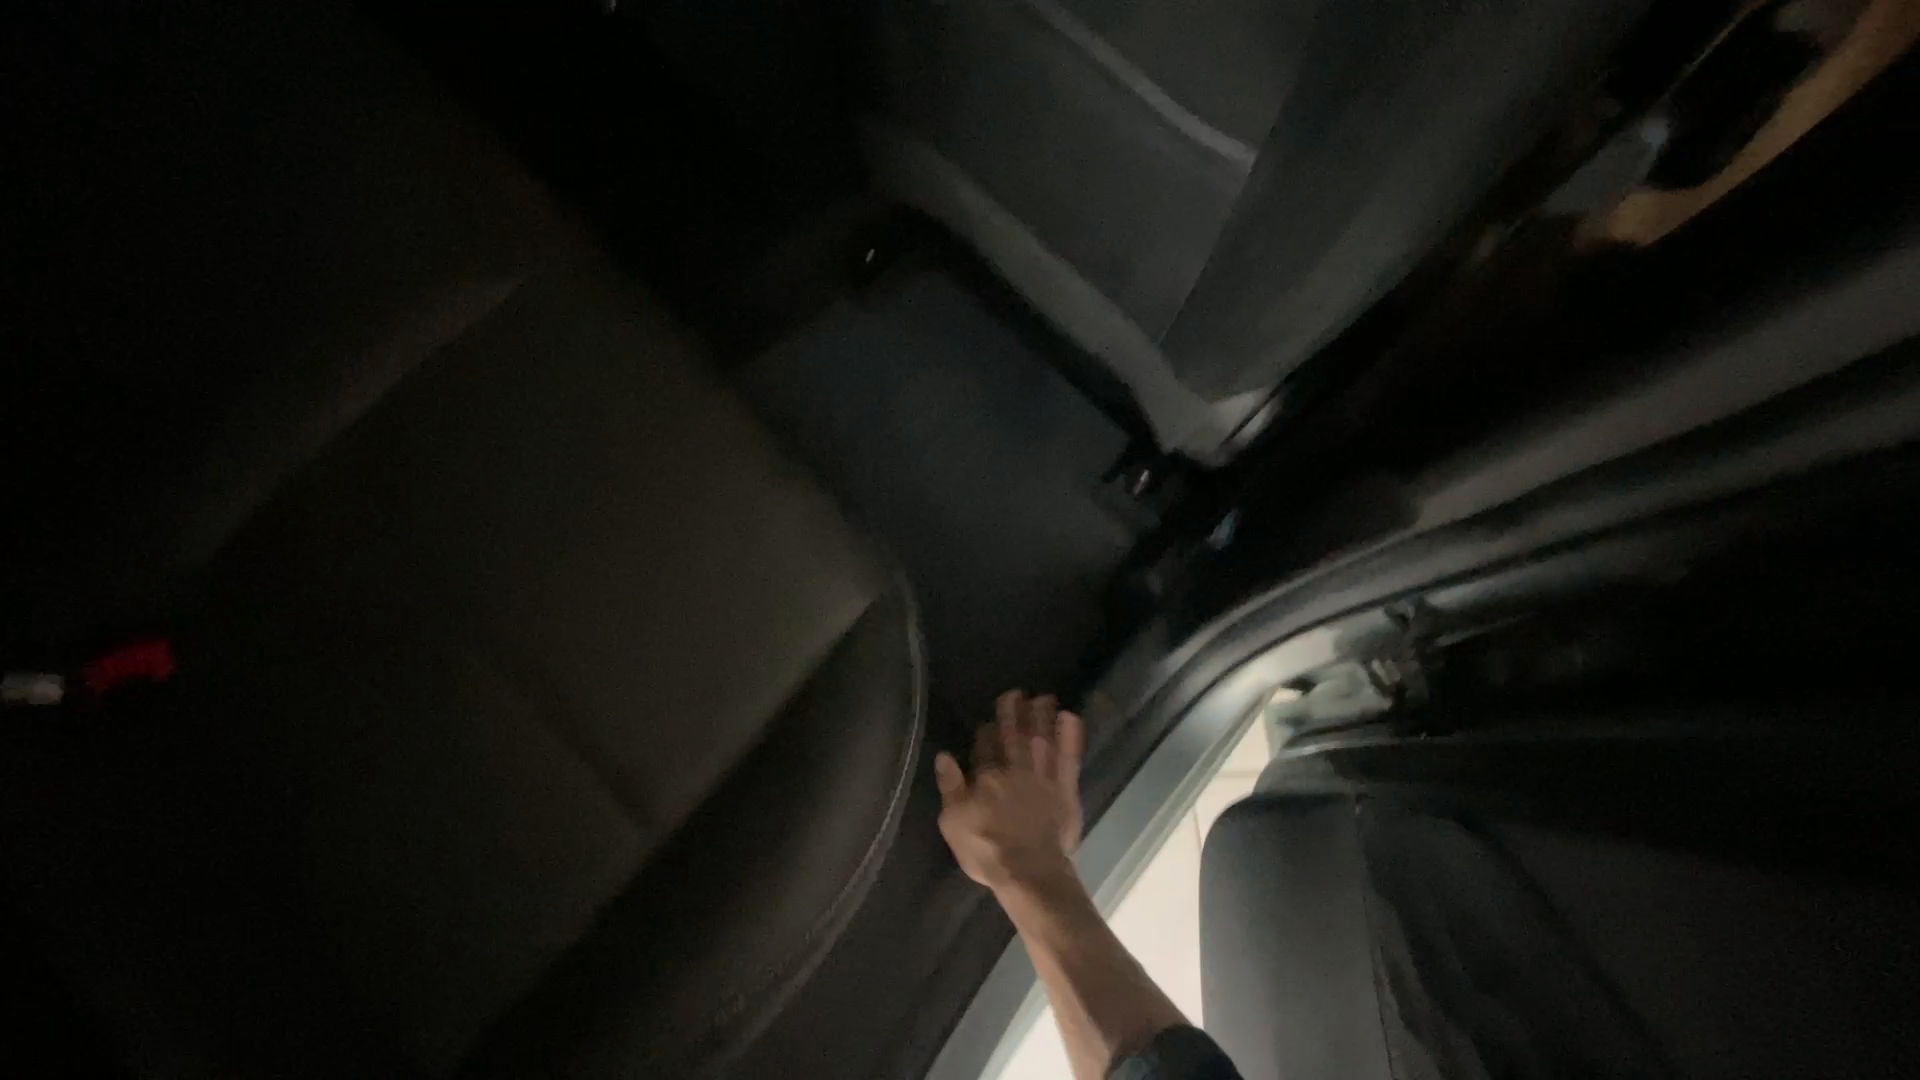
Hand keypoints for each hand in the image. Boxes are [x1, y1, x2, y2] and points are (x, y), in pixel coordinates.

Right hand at [934, 690, 1085, 892]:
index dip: (986, 730)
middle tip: (1016, 692)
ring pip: (1041, 738)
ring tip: (1043, 697)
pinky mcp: (1065, 789)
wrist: (1029, 871)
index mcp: (987, 777)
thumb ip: (950, 787)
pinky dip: (1070, 736)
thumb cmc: (987, 850)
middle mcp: (1015, 769)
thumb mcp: (954, 823)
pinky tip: (1070, 718)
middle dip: (1014, 713)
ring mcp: (1043, 777)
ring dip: (1041, 716)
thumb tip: (944, 756)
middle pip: (1014, 735)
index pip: (985, 746)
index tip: (988, 717)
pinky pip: (1068, 757)